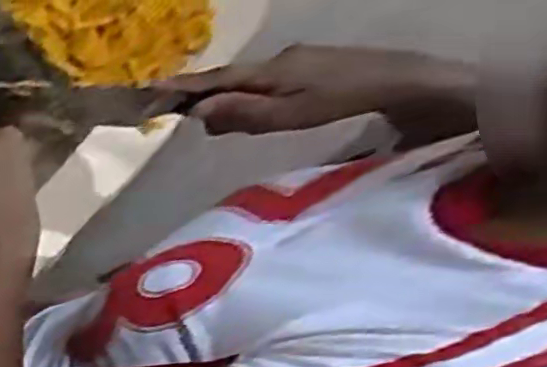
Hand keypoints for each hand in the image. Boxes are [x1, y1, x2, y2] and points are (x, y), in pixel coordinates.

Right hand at [164, 45, 477, 137]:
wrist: (398, 79)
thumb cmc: (335, 102)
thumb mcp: (280, 116)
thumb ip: (237, 114)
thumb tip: (197, 110)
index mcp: (268, 71)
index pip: (214, 80)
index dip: (180, 87)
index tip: (149, 90)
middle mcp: (276, 59)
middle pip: (227, 82)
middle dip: (203, 100)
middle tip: (187, 121)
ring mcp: (293, 59)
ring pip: (245, 84)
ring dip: (230, 103)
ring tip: (233, 127)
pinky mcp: (305, 65)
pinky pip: (262, 83)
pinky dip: (248, 99)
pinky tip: (258, 114)